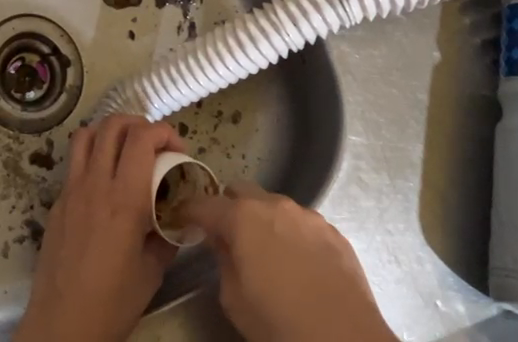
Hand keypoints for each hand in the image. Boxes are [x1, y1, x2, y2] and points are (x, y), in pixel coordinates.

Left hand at [14, 115, 186, 341]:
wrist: (62, 322)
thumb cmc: (112, 302)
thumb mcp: (152, 271)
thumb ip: (166, 234)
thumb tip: (175, 217)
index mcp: (123, 199)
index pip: (141, 139)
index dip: (163, 132)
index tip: (179, 148)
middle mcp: (94, 183)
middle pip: (112, 125)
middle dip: (139, 123)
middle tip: (155, 144)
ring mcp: (71, 189)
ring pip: (86, 134)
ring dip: (110, 131)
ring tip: (128, 150)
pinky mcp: (57, 201)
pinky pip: (74, 161)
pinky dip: (93, 154)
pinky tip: (106, 179)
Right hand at [185, 183, 397, 341]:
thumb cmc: (280, 324)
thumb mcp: (234, 300)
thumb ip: (223, 261)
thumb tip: (223, 244)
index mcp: (242, 218)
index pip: (204, 203)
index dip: (189, 212)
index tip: (182, 221)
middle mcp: (275, 206)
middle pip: (241, 192)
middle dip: (229, 208)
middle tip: (227, 237)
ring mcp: (309, 217)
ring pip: (275, 206)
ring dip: (264, 221)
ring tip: (268, 254)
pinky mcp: (335, 234)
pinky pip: (304, 225)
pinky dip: (293, 236)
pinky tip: (299, 266)